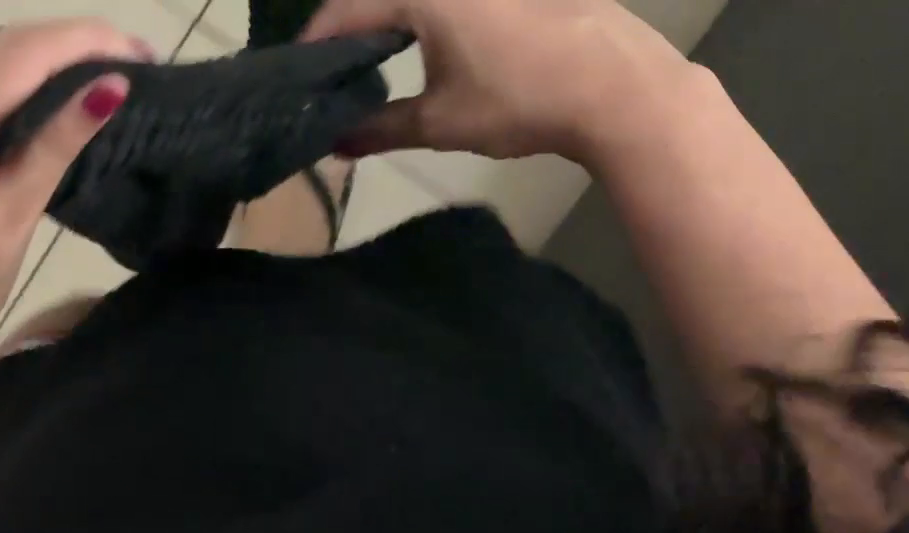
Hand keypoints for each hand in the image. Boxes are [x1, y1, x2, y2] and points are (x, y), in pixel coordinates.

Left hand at [0, 19, 148, 386]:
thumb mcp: (5, 230)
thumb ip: (50, 151)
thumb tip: (108, 86)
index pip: (24, 54)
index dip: (87, 42)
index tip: (141, 52)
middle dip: (59, 46)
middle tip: (119, 65)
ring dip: (22, 60)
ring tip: (77, 81)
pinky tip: (15, 104)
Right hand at [304, 0, 696, 164]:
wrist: (615, 87)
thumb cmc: (517, 101)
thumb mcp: (435, 123)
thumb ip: (377, 130)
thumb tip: (333, 144)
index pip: (348, 10)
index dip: (315, 42)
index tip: (293, 75)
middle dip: (347, 27)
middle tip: (325, 71)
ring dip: (385, 21)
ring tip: (367, 61)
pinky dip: (420, 18)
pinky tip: (418, 47)